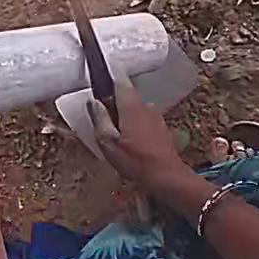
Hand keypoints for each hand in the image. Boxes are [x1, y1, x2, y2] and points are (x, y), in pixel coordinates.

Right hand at [91, 85, 202, 201]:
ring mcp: (156, 117)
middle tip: (105, 123)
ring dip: (126, 118)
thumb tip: (93, 102)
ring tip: (118, 137)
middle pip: (127, 97)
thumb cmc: (135, 161)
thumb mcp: (108, 142)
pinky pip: (145, 121)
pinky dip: (137, 127)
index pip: (120, 82)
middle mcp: (146, 107)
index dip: (107, 83)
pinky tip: (133, 145)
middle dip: (115, 105)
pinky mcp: (162, 129)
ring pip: (136, 110)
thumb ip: (99, 118)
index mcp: (131, 106)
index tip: (99, 91)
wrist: (166, 176)